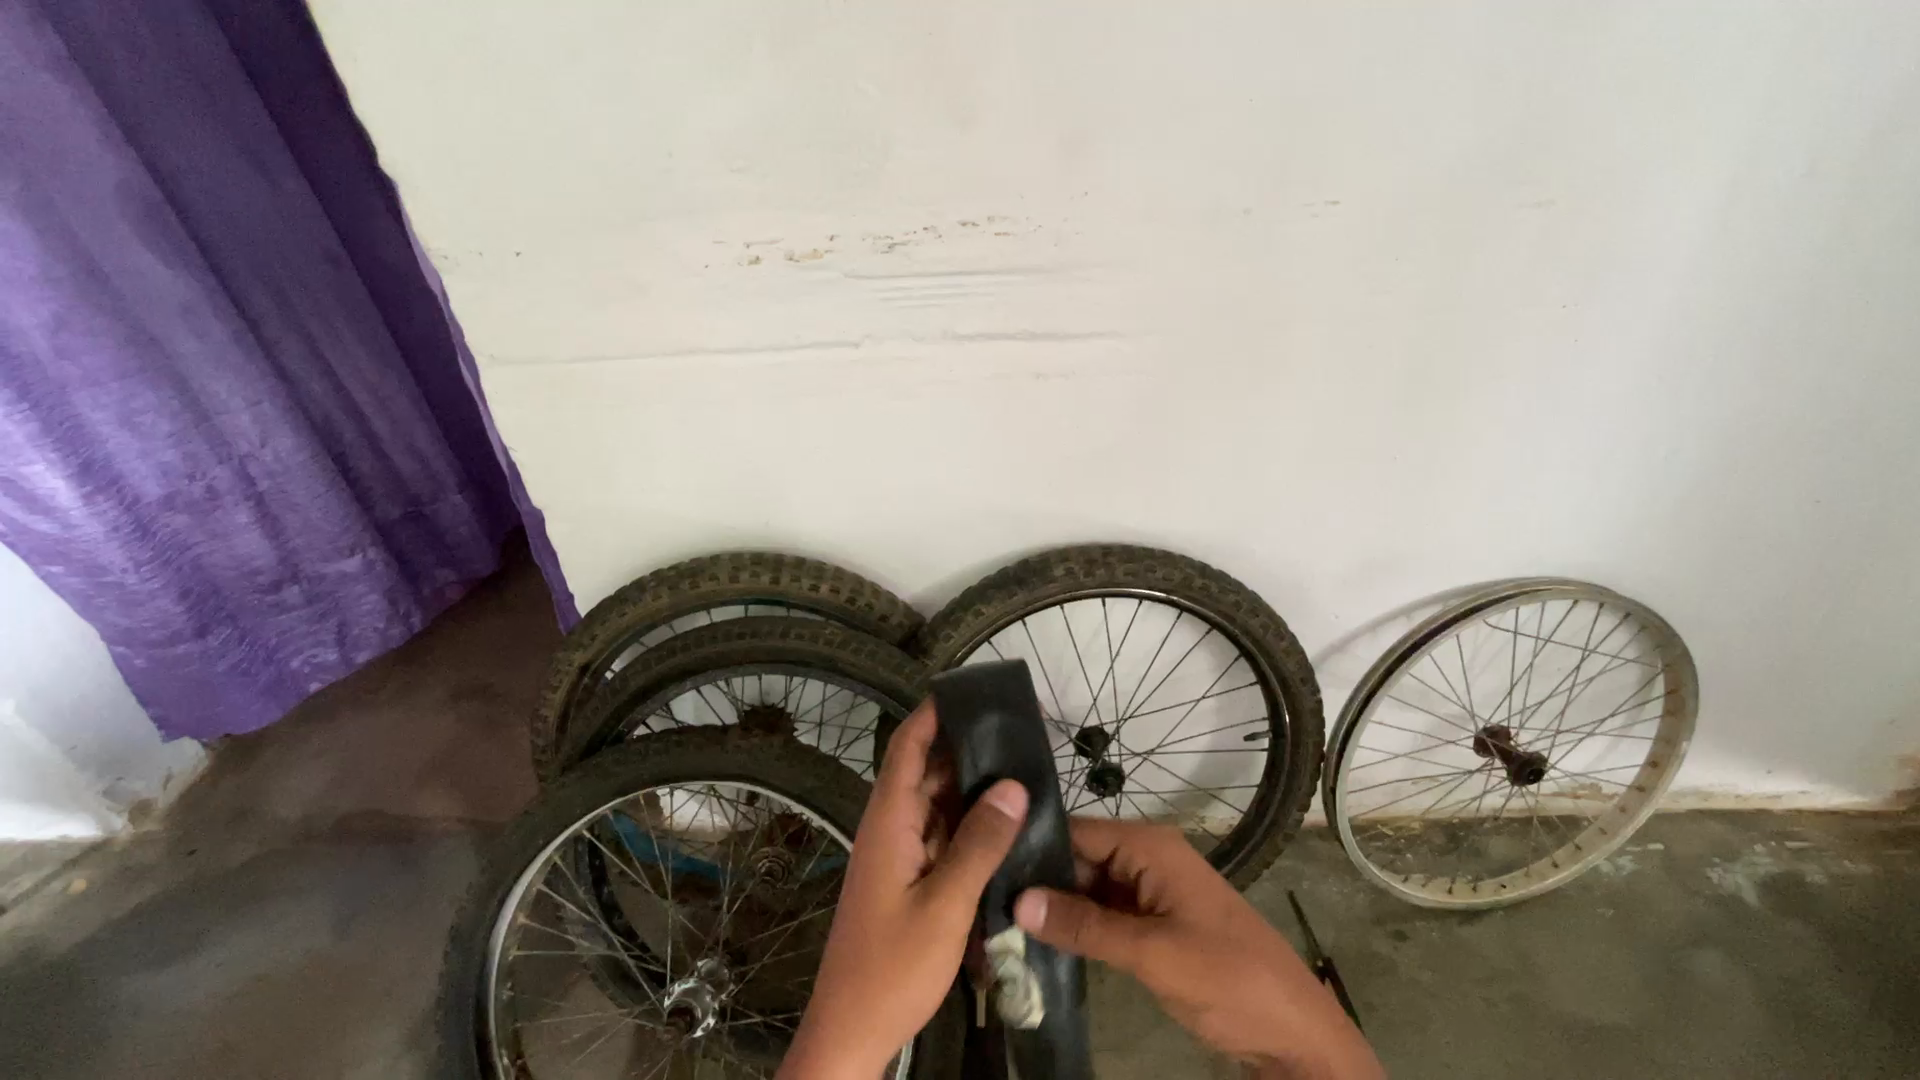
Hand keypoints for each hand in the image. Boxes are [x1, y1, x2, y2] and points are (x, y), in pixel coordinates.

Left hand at [779, 702, 1028, 1079]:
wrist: (852, 1031)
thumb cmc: (893, 965)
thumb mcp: (945, 905)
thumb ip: (979, 844)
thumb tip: (1012, 784)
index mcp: (889, 822)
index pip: (907, 749)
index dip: (932, 715)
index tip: (970, 690)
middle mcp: (889, 830)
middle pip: (925, 773)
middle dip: (965, 750)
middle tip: (1018, 733)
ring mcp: (897, 858)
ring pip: (934, 807)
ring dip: (969, 790)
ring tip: (1021, 771)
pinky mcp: (906, 882)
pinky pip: (938, 838)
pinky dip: (967, 827)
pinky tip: (1003, 828)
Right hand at [1014, 819, 1382, 1079]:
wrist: (1294, 1031)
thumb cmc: (1228, 978)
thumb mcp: (1152, 953)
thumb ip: (1085, 926)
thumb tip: (1017, 900)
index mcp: (1150, 847)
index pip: (1076, 832)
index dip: (1032, 846)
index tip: (984, 864)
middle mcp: (1147, 858)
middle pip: (1079, 858)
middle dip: (1038, 881)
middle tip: (984, 902)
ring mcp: (1150, 892)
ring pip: (1088, 888)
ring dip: (1054, 907)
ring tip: (998, 921)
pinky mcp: (1153, 923)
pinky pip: (1104, 915)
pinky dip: (1077, 928)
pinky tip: (1038, 942)